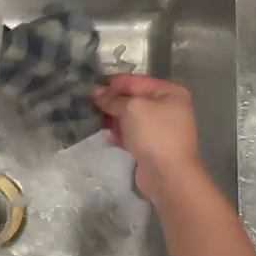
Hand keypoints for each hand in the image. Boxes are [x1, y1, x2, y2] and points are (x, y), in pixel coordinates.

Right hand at [92, 74, 204, 201]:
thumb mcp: (131, 108)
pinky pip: (132, 134)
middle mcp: (167, 107)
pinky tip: (108, 138)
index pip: (135, 80)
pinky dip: (120, 134)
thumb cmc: (154, 133)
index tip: (89, 86)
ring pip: (130, 118)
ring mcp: (160, 128)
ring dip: (113, 119)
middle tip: (87, 104)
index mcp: (168, 92)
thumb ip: (112, 99)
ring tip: (94, 121)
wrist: (168, 174)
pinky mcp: (152, 145)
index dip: (112, 83)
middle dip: (111, 102)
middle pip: (132, 99)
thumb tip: (94, 91)